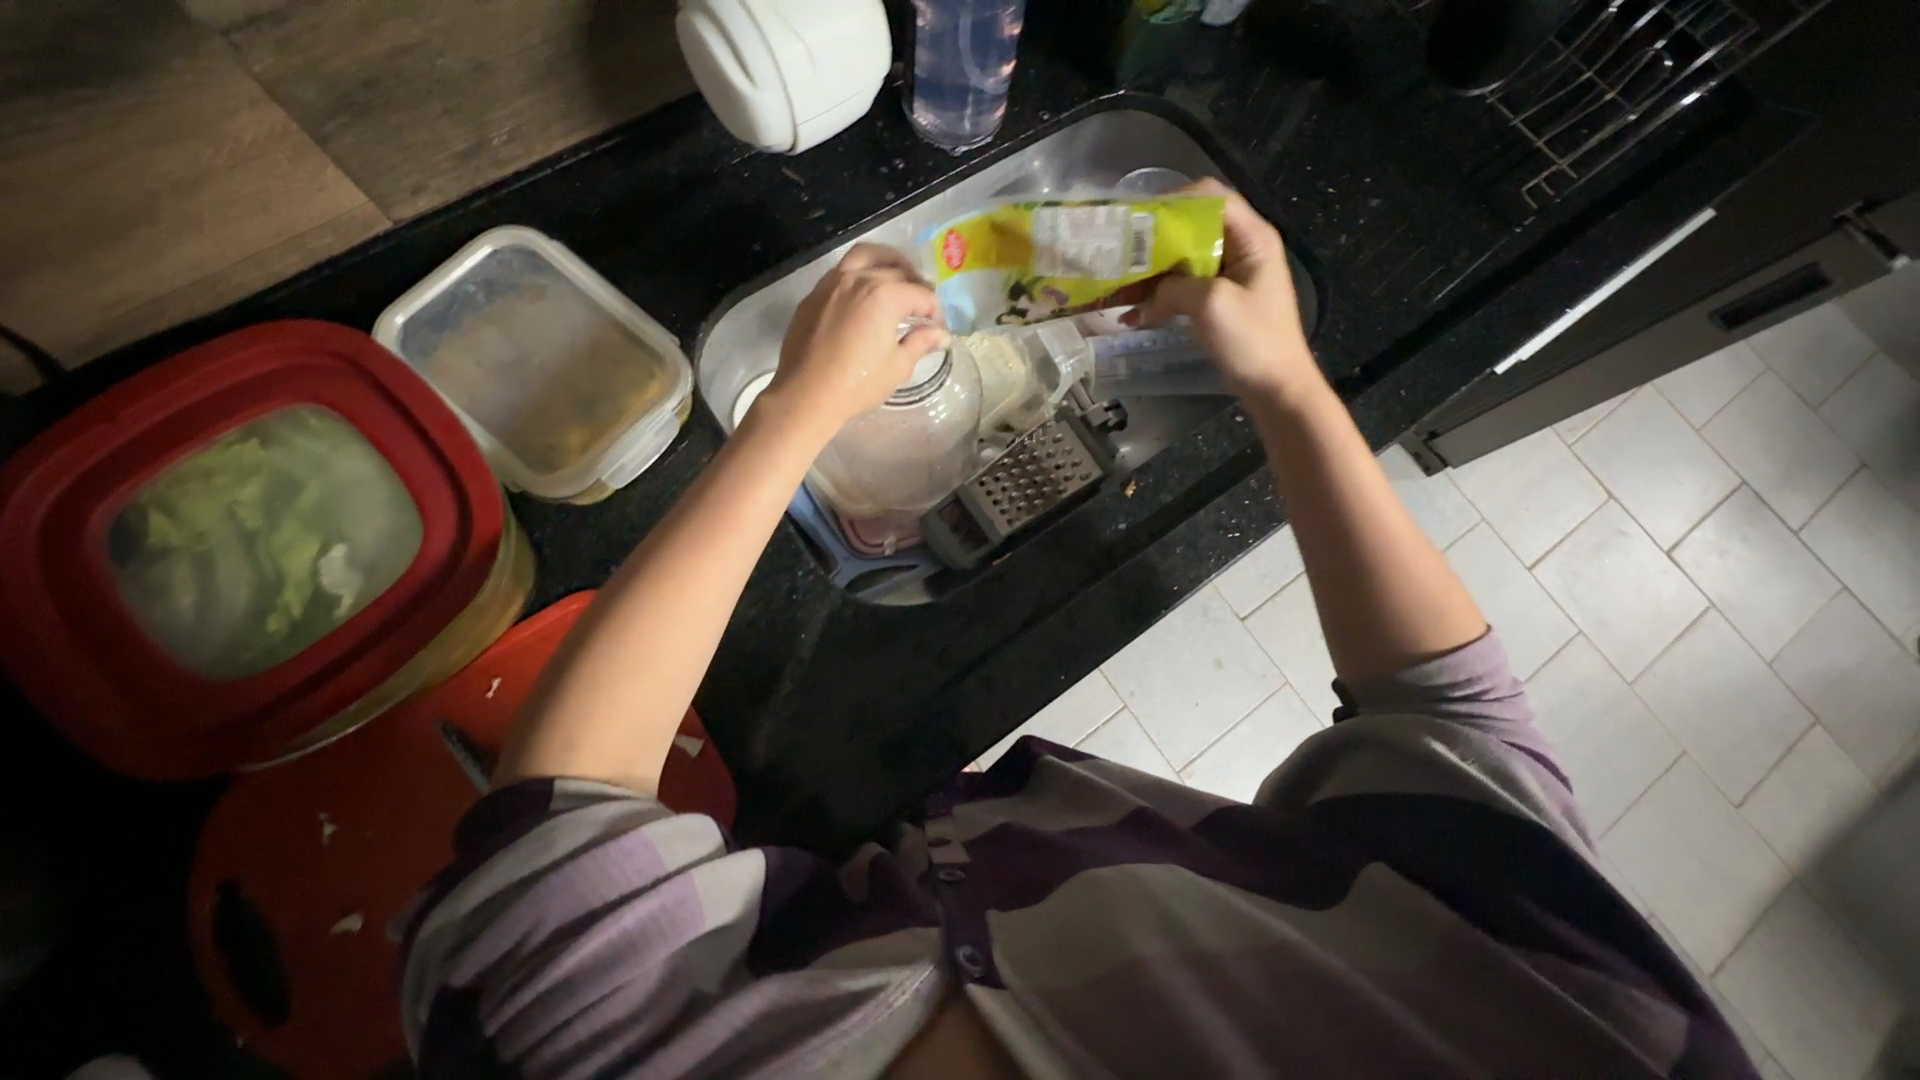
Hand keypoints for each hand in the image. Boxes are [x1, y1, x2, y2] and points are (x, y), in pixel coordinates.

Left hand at [765, 243, 949, 437]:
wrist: (806, 394)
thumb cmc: (858, 384)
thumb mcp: (898, 366)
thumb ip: (920, 342)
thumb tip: (941, 335)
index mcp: (884, 295)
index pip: (920, 294)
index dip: (934, 310)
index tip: (938, 326)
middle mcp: (858, 279)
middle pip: (895, 270)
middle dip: (915, 284)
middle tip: (923, 304)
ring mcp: (831, 283)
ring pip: (865, 256)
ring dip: (886, 262)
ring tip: (897, 279)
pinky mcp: (813, 295)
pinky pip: (841, 272)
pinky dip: (860, 274)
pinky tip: (864, 295)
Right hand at [1126, 179, 1321, 405]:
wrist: (1276, 389)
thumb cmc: (1252, 341)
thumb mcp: (1210, 304)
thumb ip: (1174, 286)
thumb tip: (1148, 293)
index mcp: (1251, 237)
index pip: (1209, 197)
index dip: (1172, 202)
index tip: (1137, 223)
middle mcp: (1241, 248)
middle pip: (1191, 228)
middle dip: (1154, 242)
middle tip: (1119, 256)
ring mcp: (1230, 276)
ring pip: (1183, 260)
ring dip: (1152, 274)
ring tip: (1119, 290)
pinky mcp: (1219, 301)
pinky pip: (1183, 287)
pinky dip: (1159, 297)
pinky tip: (1134, 315)